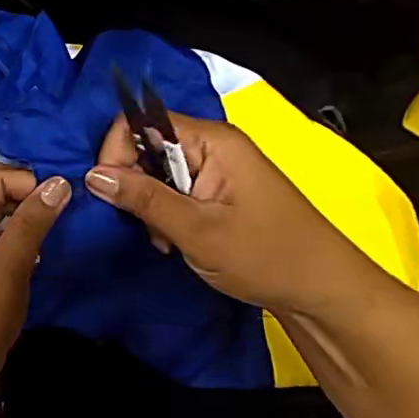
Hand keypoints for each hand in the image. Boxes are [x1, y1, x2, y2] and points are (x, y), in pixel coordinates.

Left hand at [0, 163, 70, 398]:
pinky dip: (17, 232)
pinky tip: (38, 246)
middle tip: (64, 206)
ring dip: (25, 213)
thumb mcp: (8, 268)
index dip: (30, 182)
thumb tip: (61, 182)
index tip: (67, 197)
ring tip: (56, 225)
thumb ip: (33, 222)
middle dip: (27, 192)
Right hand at [84, 113, 388, 318]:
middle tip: (143, 224)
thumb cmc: (268, 258)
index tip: (109, 192)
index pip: (140, 123)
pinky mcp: (218, 191)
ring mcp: (217, 169)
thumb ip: (143, 199)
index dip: (116, 153)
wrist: (325, 294)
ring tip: (164, 239)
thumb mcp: (197, 231)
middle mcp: (213, 146)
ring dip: (148, 204)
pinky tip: (173, 240)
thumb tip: (93, 174)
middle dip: (133, 184)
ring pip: (157, 171)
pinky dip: (164, 213)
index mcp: (212, 141)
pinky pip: (174, 189)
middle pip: (147, 146)